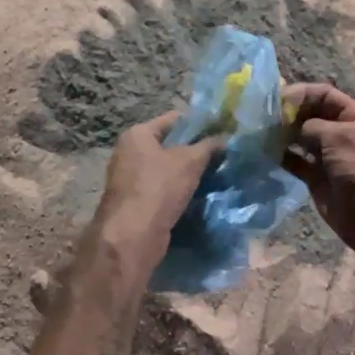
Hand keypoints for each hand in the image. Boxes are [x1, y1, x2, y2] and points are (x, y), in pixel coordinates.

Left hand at [93, 112, 221, 267]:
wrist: (133, 235)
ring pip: (169, 170)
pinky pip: (165, 190)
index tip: (222, 130)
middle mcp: (130, 153)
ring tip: (219, 175)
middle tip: (224, 155)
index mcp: (137, 135)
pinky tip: (203, 196)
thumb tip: (225, 138)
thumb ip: (208, 146)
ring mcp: (132, 180)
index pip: (174, 120)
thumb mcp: (189, 161)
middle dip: (196, 151)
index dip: (199, 123)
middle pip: (170, 146)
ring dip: (191, 174)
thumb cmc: (159, 188)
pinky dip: (182, 192)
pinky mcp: (138, 202)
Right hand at [281, 83, 354, 252]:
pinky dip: (283, 156)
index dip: (302, 94)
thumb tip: (291, 127)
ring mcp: (329, 155)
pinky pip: (296, 161)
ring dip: (283, 134)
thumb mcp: (338, 136)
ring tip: (261, 132)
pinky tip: (266, 151)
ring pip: (301, 138)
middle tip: (264, 116)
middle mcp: (342, 132)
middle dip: (289, 114)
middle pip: (310, 115)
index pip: (325, 95)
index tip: (277, 98)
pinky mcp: (316, 176)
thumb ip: (311, 125)